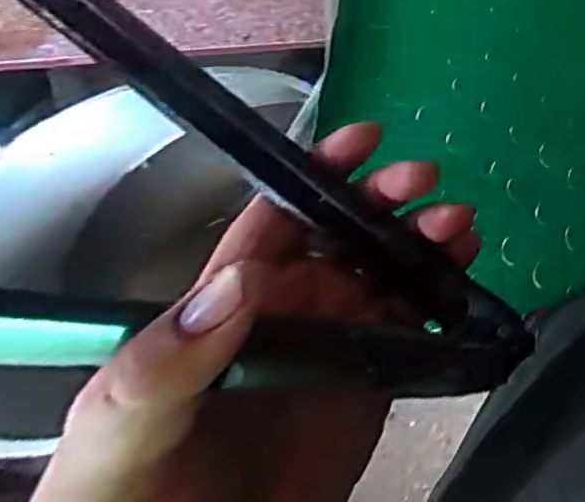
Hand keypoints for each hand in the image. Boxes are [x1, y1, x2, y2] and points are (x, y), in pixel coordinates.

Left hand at [33, 123, 479, 501]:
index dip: (319, 172)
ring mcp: (345, 332)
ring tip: (457, 222)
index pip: (277, 218)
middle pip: (350, 228)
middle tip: (422, 178)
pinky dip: (453, 275)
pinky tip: (469, 259)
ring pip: (397, 259)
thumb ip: (160, 368)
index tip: (362, 139)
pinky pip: (426, 305)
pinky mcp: (386, 362)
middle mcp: (295, 305)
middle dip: (388, 194)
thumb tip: (242, 278)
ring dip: (430, 230)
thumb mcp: (116, 445)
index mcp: (229, 306)